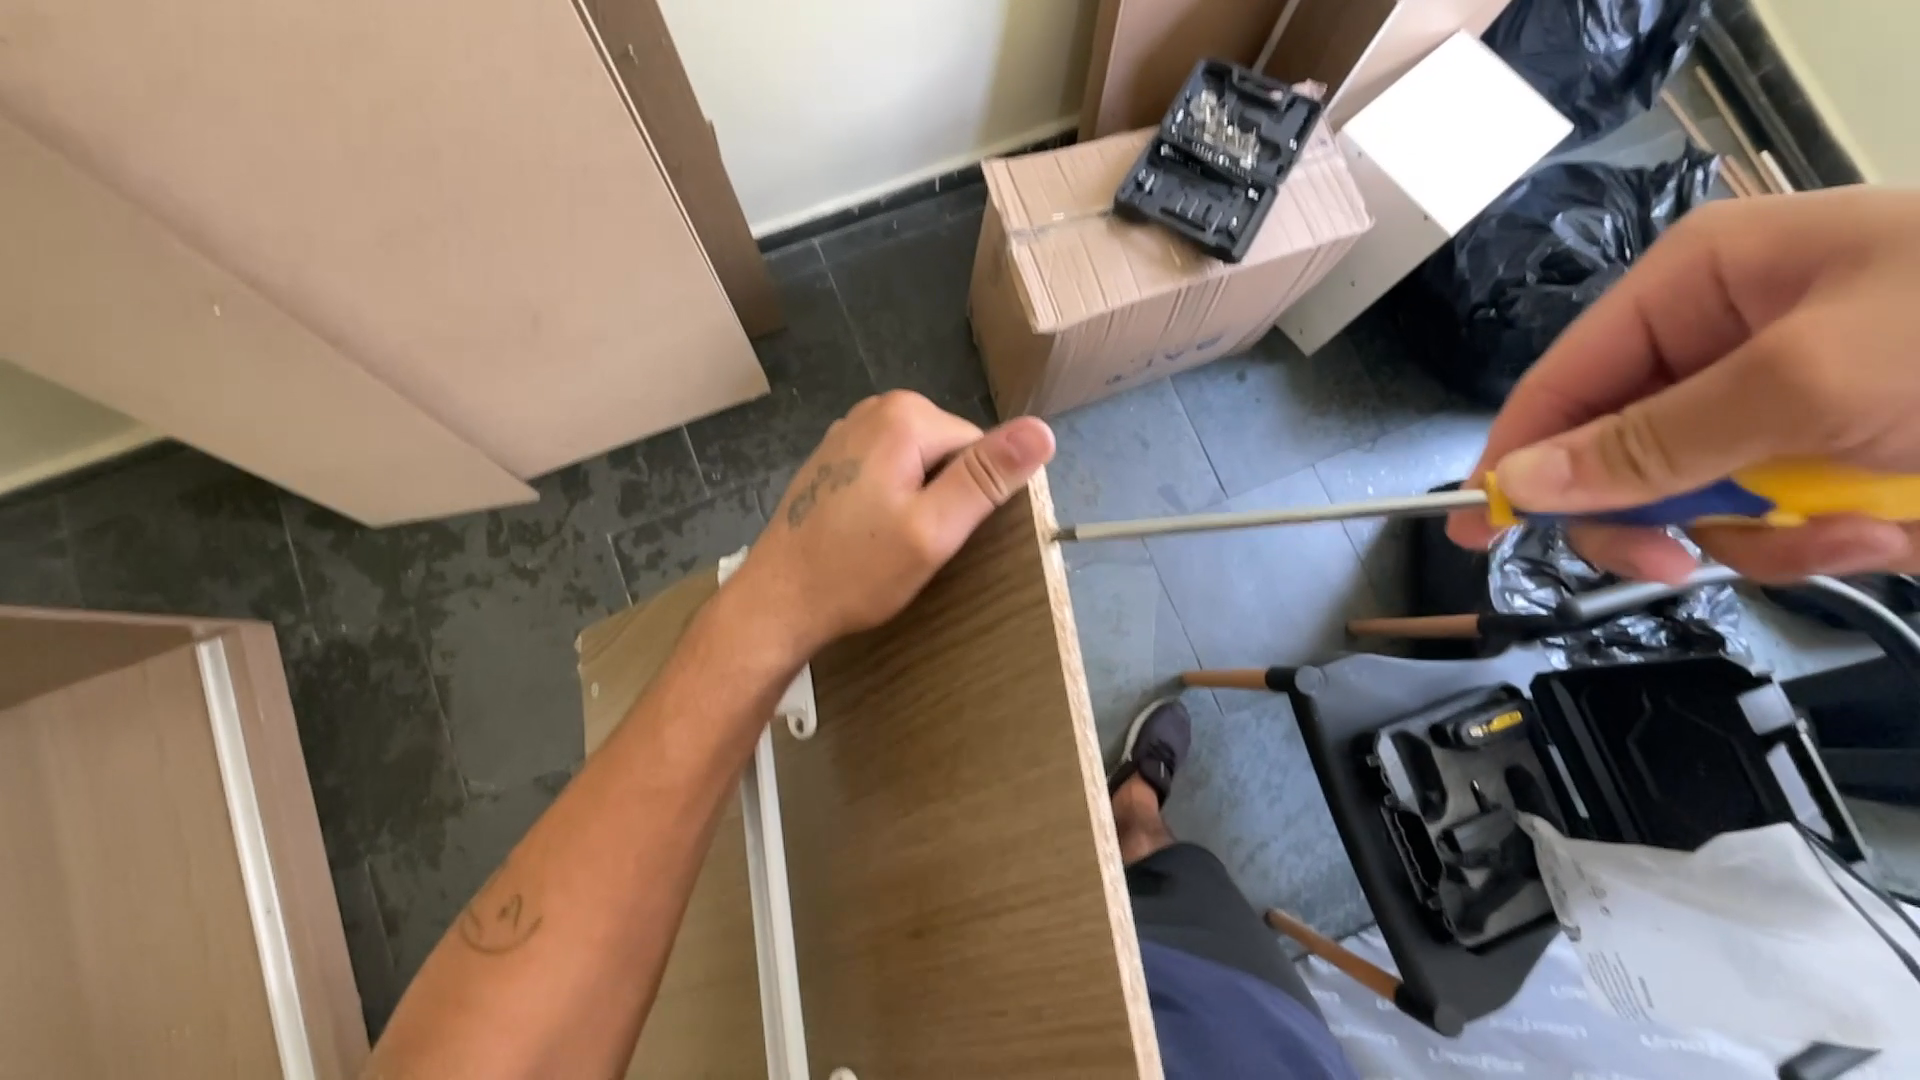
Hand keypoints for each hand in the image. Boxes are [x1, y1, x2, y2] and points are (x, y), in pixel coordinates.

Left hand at [731, 391, 1055, 660]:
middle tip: (914, 544)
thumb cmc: (857, 571)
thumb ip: (986, 477)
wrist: (777, 602)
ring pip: (921, 464)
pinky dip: (892, 500)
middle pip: (949, 452)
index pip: (979, 448)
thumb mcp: (934, 529)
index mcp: (906, 416)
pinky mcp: (834, 458)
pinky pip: (890, 470)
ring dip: (919, 502)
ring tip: (891, 542)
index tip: (940, 536)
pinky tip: (870, 534)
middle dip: (944, 498)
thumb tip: (1043, 430)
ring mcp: (849, 431)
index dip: (971, 499)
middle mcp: (876, 408)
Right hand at [1448, 187, 1919, 583]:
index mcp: (1697, 286)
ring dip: (1756, 533)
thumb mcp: (1813, 381)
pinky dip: (1818, 542)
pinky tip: (1887, 527)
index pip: (1560, 384)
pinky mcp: (1827, 458)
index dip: (1515, 457)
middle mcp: (1719, 343)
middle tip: (1668, 561)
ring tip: (1848, 525)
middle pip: (1611, 452)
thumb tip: (1521, 484)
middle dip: (1649, 513)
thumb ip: (1648, 441)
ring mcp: (1774, 405)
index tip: (1474, 529)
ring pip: (1687, 500)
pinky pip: (1765, 523)